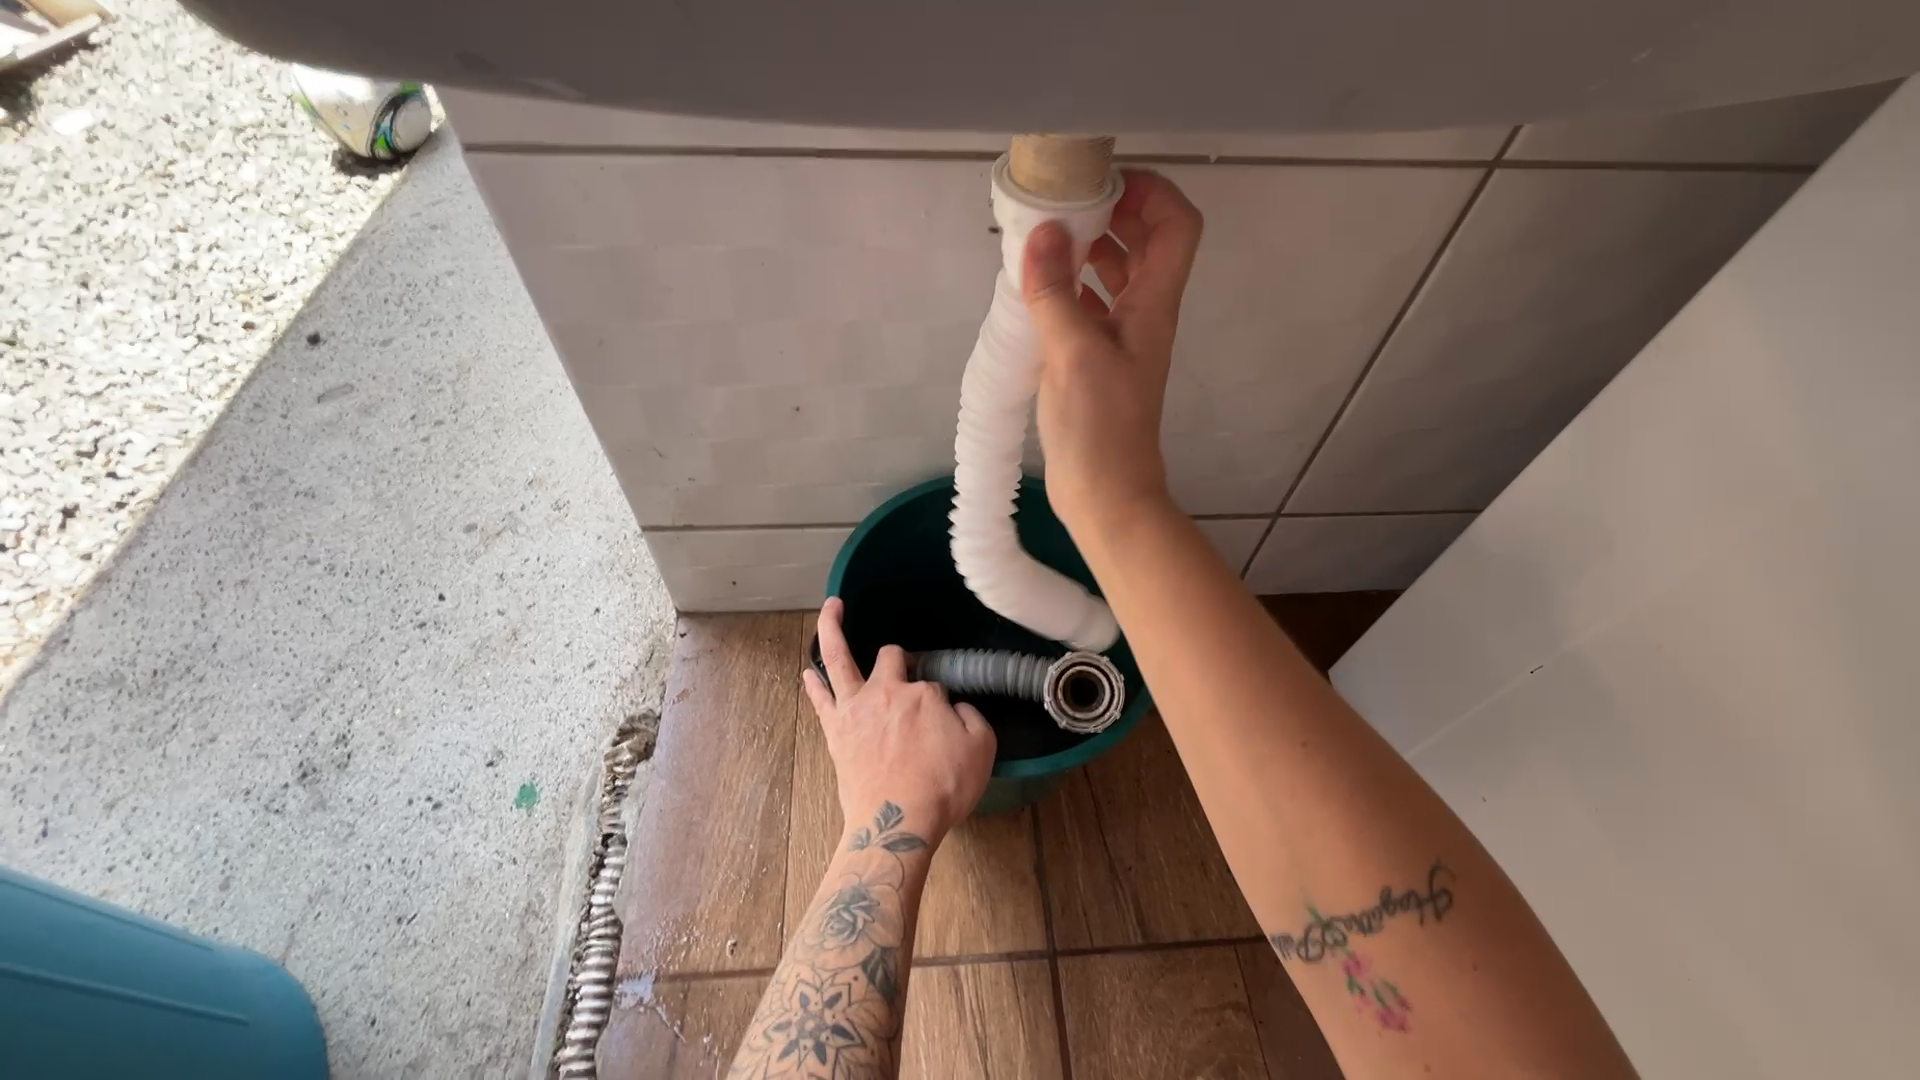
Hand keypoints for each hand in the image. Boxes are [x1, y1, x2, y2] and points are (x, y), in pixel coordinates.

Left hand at [802, 598, 997, 840]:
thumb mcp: (982, 749)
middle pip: (891, 658)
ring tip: (831, 606)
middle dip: (900, 660)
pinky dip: (814, 683)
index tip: (944, 724)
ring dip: (833, 628)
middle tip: (908, 676)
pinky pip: (821, 699)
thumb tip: (956, 708)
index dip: (941, 702)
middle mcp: (887, 692)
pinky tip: (808, 670)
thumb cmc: (942, 788)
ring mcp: (856, 709)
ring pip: (840, 658)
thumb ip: (973, 718)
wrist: (897, 822)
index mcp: (924, 695)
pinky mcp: (835, 731)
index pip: (934, 684)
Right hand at [1021, 169, 1202, 536]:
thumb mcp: (1075, 354)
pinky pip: (1086, 308)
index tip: (1102, 179)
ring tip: (1040, 238)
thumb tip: (1041, 233)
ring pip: (1112, 275)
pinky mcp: (1094, 362)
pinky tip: (1034, 288)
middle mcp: (1143, 315)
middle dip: (1109, 212)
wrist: (1106, 495)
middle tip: (1061, 201)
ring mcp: (1119, 339)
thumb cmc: (1099, 428)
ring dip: (1084, 250)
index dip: (1151, 191)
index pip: (1177, 226)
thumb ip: (1056, 293)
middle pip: (1143, 243)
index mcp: (1153, 306)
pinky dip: (1065, 289)